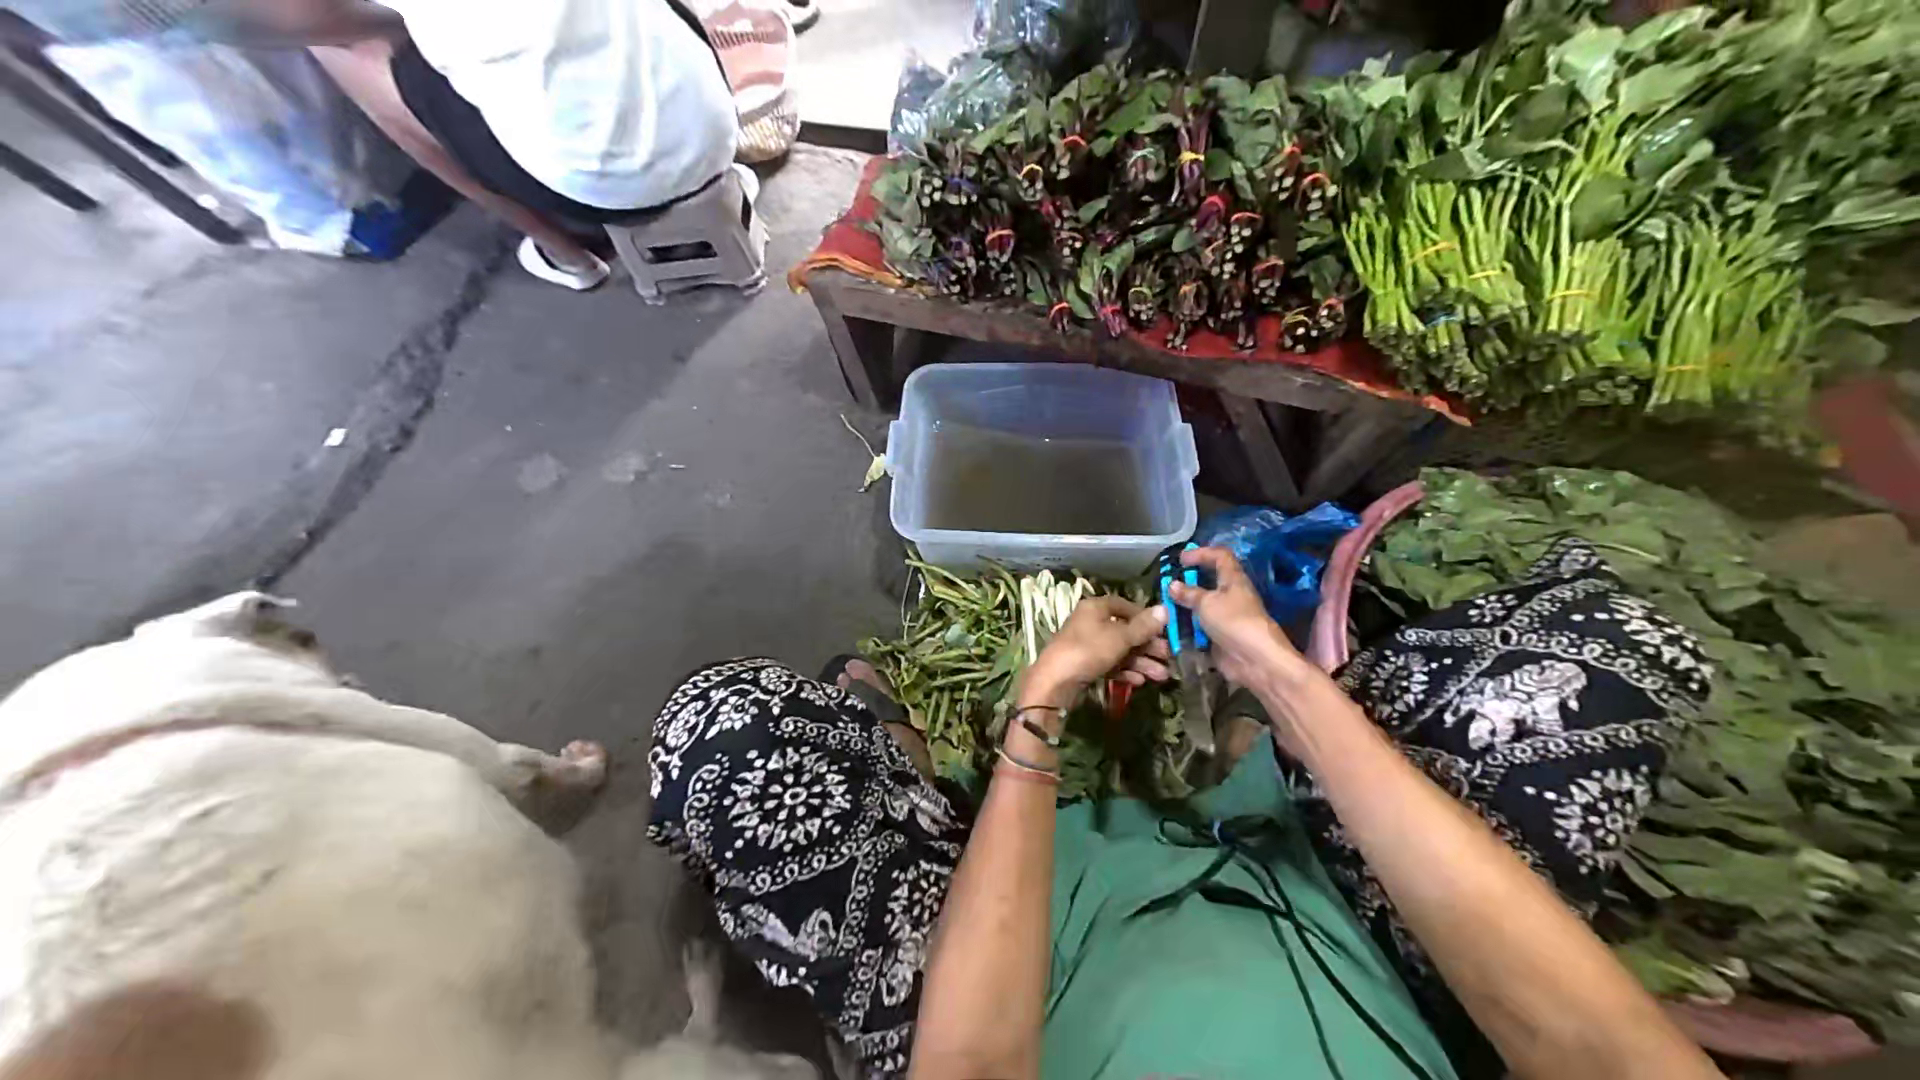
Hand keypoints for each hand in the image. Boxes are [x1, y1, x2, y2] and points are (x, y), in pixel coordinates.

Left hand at [1022, 596, 1170, 707]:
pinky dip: (1125, 671)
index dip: (1144, 617)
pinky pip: (1110, 664)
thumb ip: (1143, 626)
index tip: (1163, 630)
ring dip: (1141, 662)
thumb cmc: (1088, 651)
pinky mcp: (1085, 665)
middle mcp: (1090, 623)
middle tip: (1168, 657)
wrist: (1055, 683)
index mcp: (1095, 608)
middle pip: (1124, 631)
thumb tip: (1165, 609)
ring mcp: (1087, 645)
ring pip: (1120, 650)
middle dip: (1147, 646)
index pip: (1124, 605)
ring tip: (1161, 676)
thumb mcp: (1120, 637)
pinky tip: (1139, 682)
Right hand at [1167, 547, 1303, 692]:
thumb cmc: (1233, 622)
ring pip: (1202, 605)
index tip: (1180, 559)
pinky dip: (1186, 626)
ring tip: (1164, 607)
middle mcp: (1231, 595)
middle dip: (1188, 582)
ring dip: (1184, 606)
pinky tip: (1171, 628)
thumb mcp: (1206, 603)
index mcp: (1233, 580)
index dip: (1201, 553)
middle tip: (1168, 585)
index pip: (1220, 556)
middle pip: (1209, 581)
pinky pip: (1199, 626)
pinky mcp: (1220, 636)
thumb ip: (1188, 593)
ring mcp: (1226, 617)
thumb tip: (1172, 585)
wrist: (1254, 660)